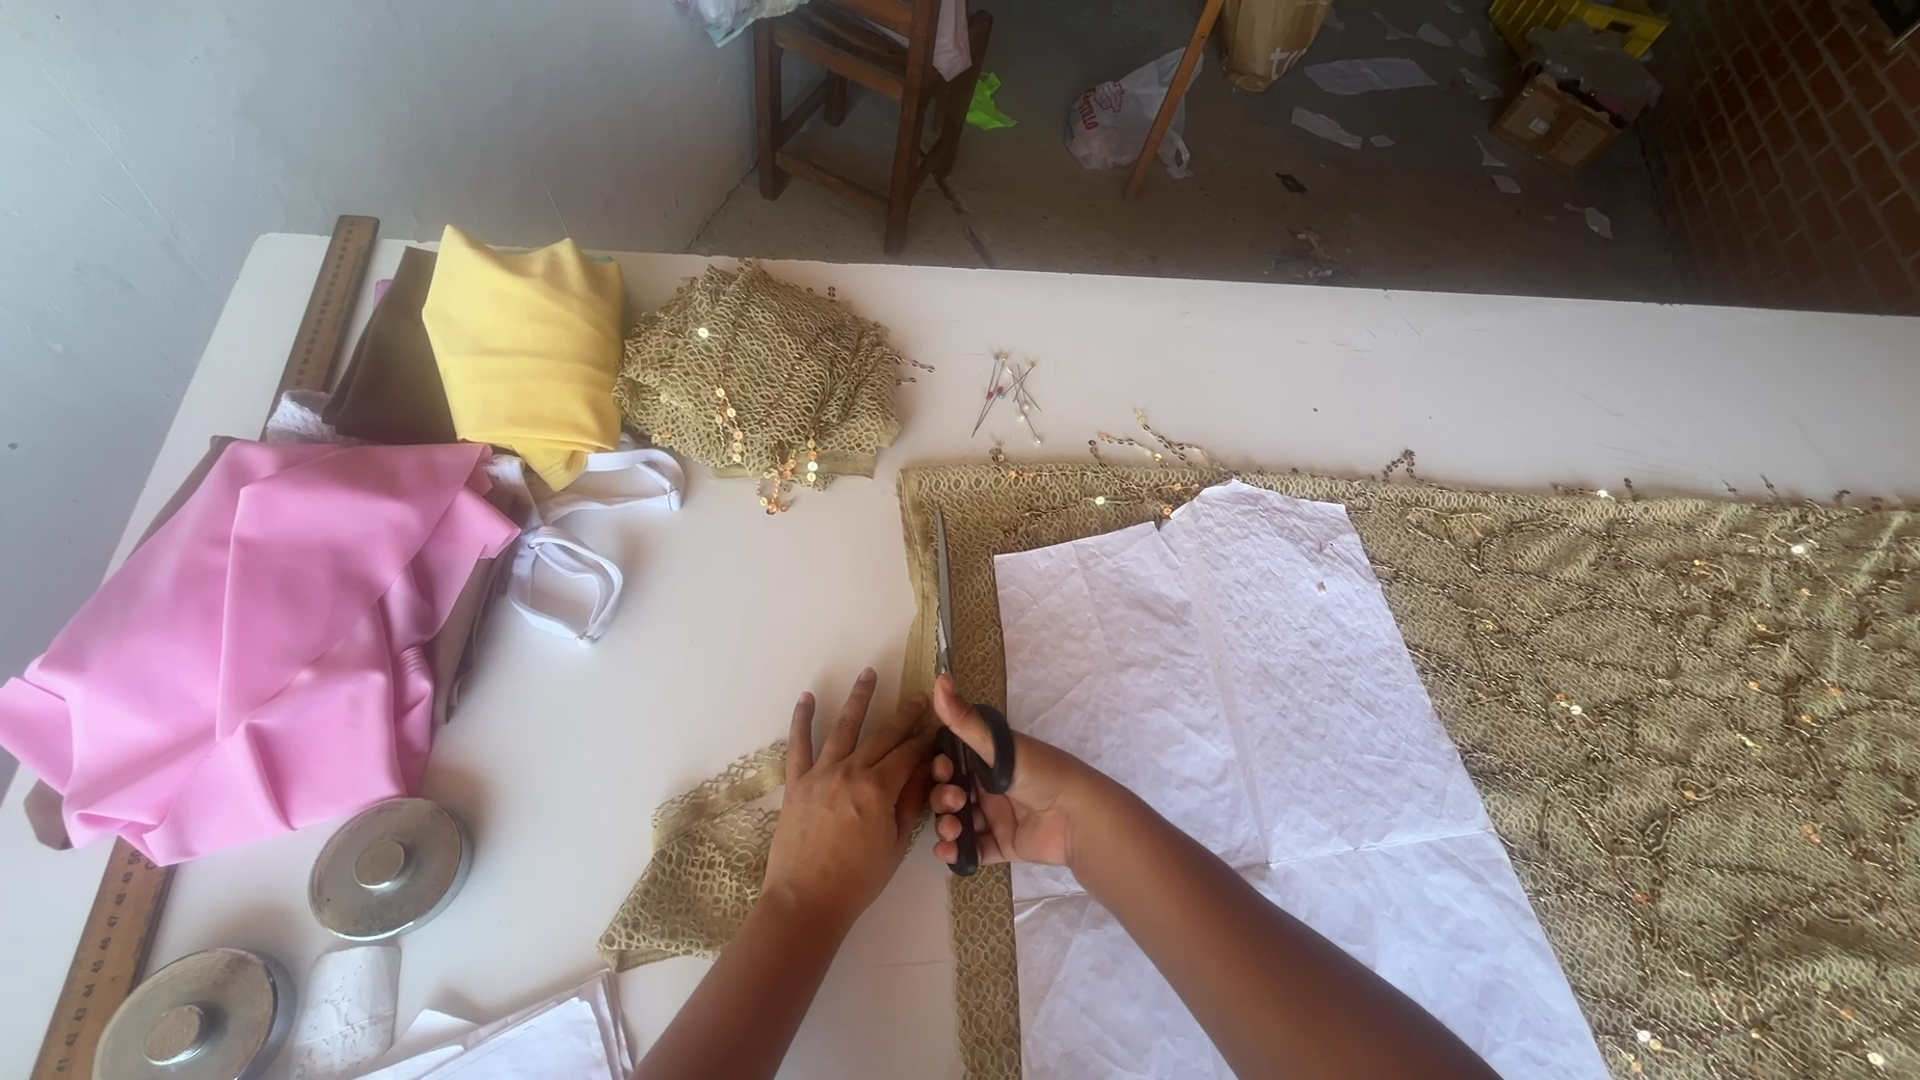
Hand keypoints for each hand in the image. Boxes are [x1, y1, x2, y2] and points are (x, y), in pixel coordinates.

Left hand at [762, 669, 936, 930]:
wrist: (806, 901)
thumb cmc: (857, 879)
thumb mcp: (896, 843)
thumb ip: (910, 803)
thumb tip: (926, 772)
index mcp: (879, 788)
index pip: (909, 755)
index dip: (925, 742)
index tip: (936, 730)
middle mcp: (851, 771)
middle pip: (883, 735)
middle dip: (904, 715)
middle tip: (918, 698)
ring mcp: (821, 774)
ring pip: (844, 727)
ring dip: (859, 698)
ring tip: (869, 674)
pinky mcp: (797, 783)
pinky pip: (799, 745)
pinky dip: (802, 719)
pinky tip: (808, 697)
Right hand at [929, 674, 1106, 868]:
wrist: (1077, 817)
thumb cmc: (1040, 773)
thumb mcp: (999, 746)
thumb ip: (965, 719)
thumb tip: (940, 677)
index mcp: (991, 760)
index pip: (953, 761)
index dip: (940, 766)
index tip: (942, 769)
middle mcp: (991, 787)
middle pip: (952, 792)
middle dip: (943, 798)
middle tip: (956, 801)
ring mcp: (996, 817)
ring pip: (958, 822)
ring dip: (946, 824)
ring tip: (952, 829)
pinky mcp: (1003, 844)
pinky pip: (973, 850)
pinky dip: (956, 851)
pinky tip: (948, 850)